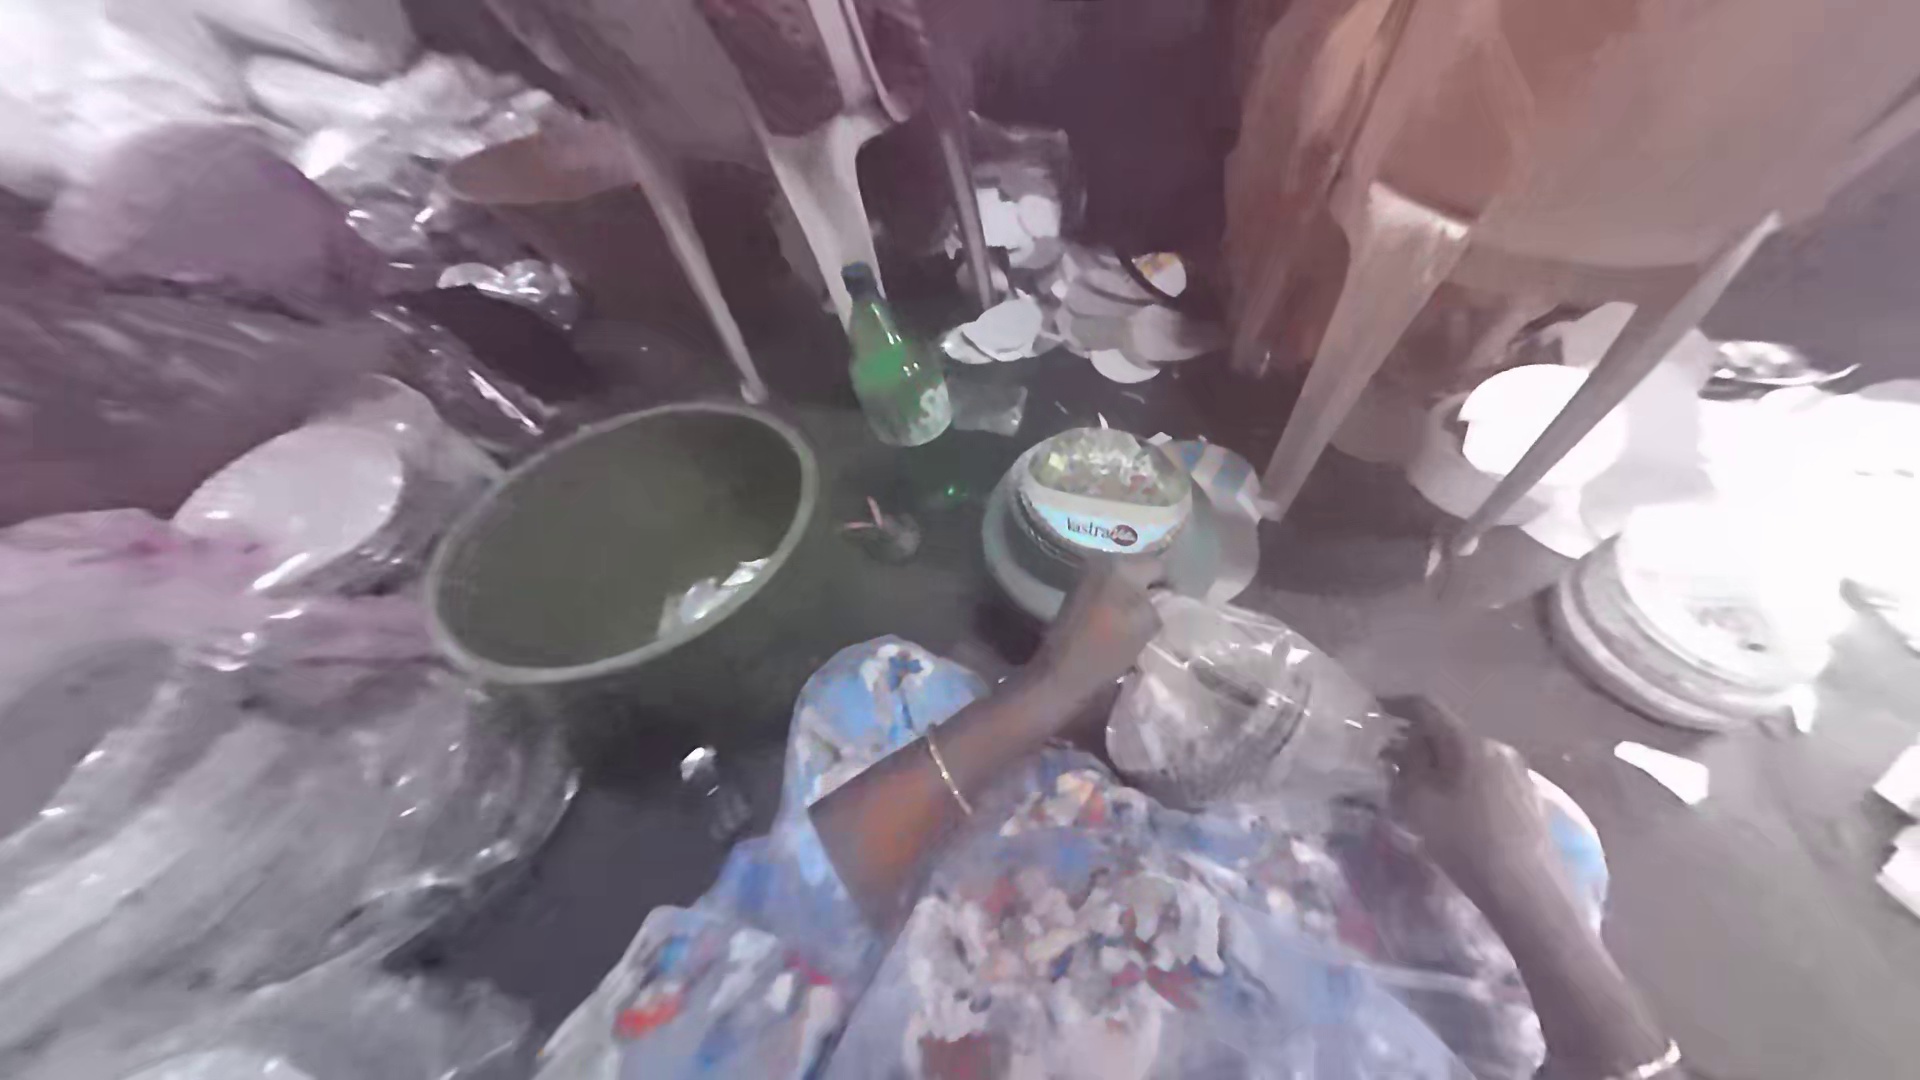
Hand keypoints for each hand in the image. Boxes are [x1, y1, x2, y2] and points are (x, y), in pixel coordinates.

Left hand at [1035, 556, 1160, 703]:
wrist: (1063, 669)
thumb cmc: (1109, 647)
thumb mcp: (1147, 624)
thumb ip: (1161, 604)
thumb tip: (1163, 598)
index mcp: (1122, 565)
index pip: (1160, 565)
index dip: (1173, 585)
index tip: (1178, 606)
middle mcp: (1102, 561)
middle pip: (1140, 568)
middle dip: (1152, 586)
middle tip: (1162, 610)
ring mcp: (1085, 574)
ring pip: (1123, 578)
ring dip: (1134, 593)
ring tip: (1143, 616)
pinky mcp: (1076, 590)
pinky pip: (1107, 586)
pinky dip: (1118, 598)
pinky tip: (1122, 617)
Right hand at [1385, 695, 1566, 910]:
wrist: (1531, 898)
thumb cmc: (1465, 842)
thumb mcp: (1417, 799)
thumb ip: (1407, 763)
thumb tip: (1405, 745)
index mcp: (1470, 743)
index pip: (1426, 707)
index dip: (1396, 704)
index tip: (1373, 710)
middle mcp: (1498, 749)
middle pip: (1446, 730)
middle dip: (1413, 739)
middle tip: (1386, 756)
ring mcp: (1518, 774)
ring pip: (1463, 754)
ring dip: (1435, 760)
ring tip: (1410, 782)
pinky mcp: (1526, 798)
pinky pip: (1480, 773)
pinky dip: (1455, 776)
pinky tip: (1443, 802)